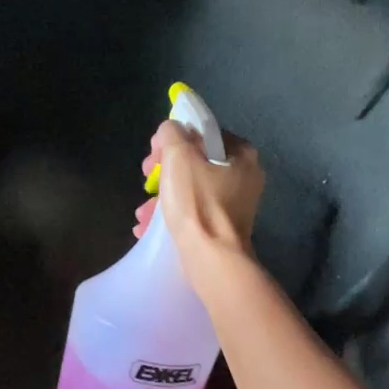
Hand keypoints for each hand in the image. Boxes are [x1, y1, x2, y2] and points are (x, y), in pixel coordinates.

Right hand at [134, 120, 264, 282]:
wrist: (213, 258)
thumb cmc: (197, 203)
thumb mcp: (178, 156)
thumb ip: (171, 133)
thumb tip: (169, 130)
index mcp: (241, 152)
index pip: (203, 133)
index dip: (174, 140)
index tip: (153, 156)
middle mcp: (245, 175)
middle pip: (196, 163)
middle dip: (165, 173)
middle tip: (145, 183)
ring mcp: (237, 204)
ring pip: (192, 190)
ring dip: (163, 198)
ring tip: (143, 214)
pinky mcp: (225, 227)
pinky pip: (195, 212)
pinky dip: (174, 216)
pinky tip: (150, 227)